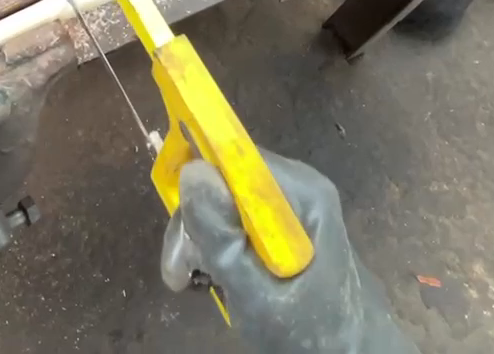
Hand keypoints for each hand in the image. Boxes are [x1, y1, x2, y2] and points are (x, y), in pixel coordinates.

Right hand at [161, 152, 418, 353]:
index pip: (232, 159)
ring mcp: (289, 204)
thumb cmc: (313, 336)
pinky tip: (217, 276)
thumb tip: (192, 170)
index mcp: (302, 191)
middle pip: (223, 182)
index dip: (198, 188)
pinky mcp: (281, 223)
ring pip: (223, 202)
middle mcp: (294, 186)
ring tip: (197, 281)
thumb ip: (224, 238)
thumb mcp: (258, 295)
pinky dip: (218, 247)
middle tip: (182, 275)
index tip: (180, 236)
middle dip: (196, 226)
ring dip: (201, 241)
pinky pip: (235, 219)